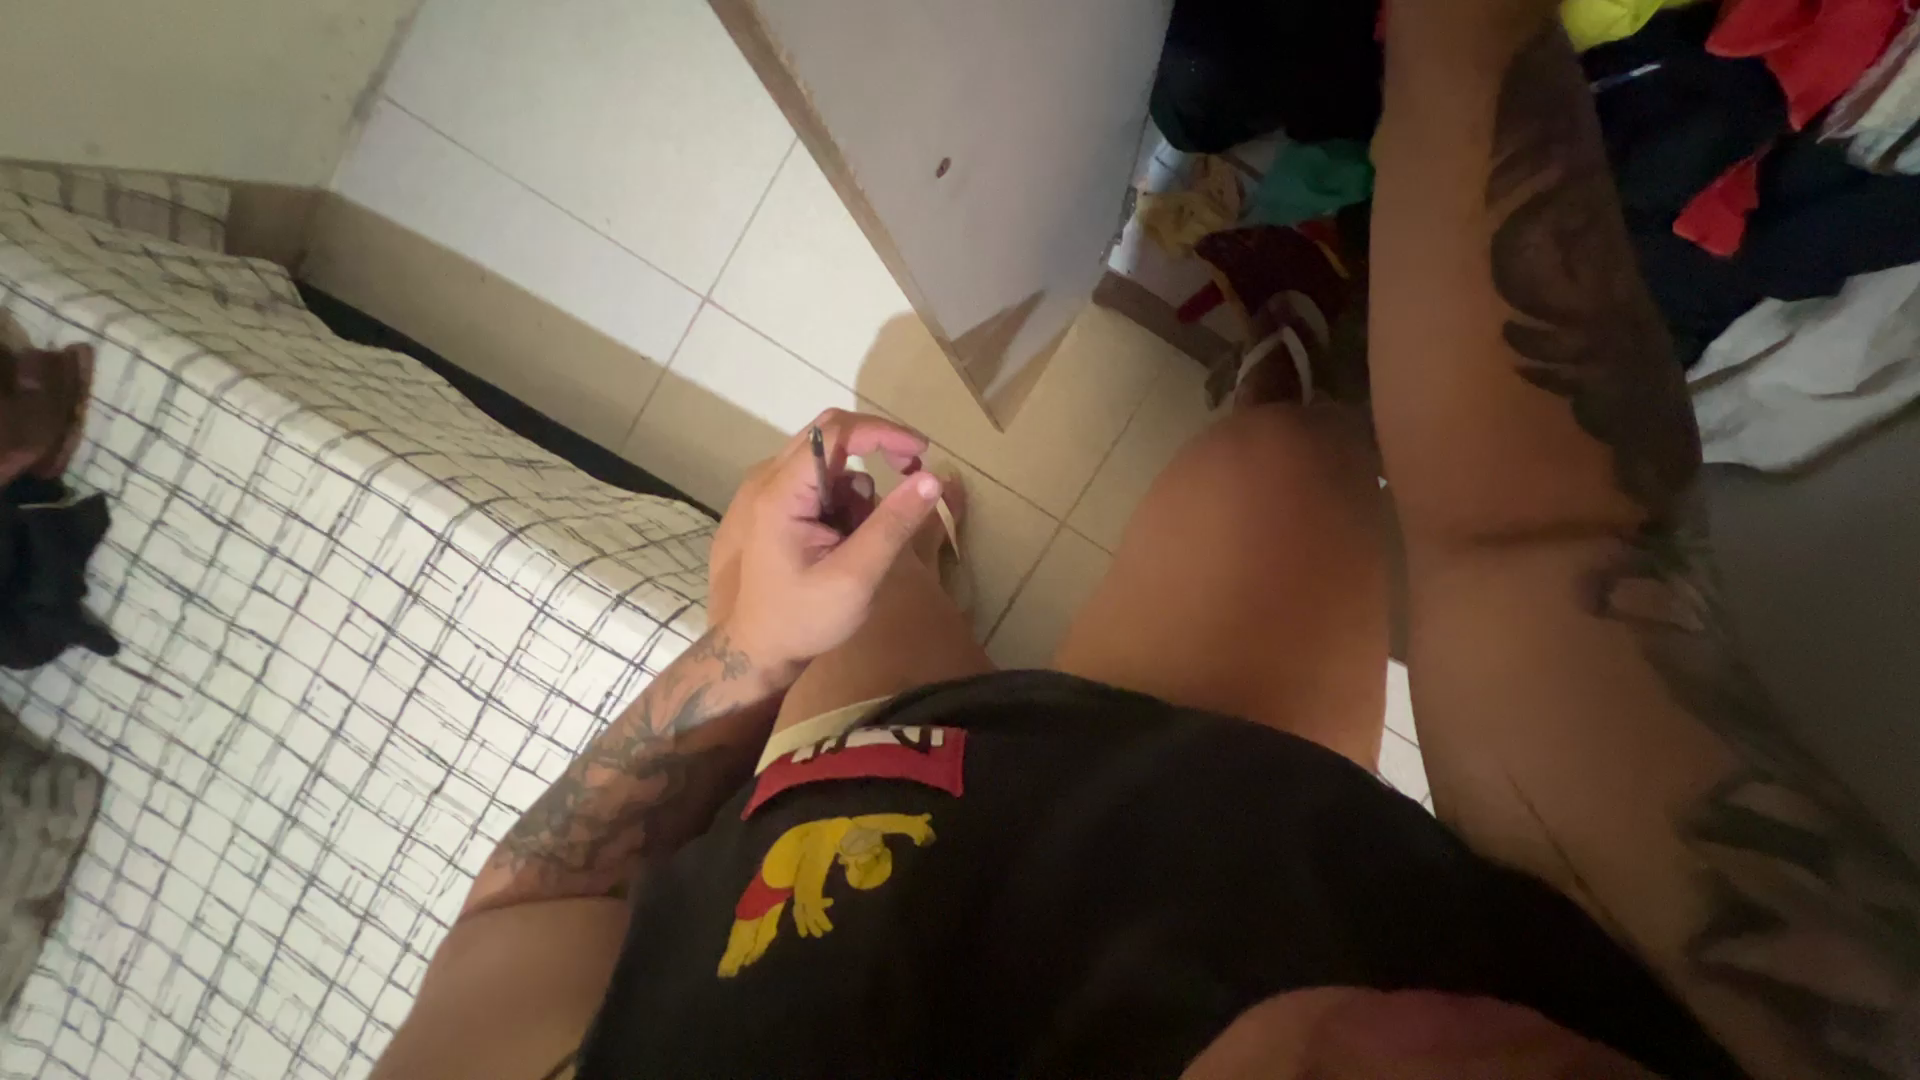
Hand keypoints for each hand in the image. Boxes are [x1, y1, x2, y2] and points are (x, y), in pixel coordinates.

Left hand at [708, 410, 942, 674]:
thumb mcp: (857, 576)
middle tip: (914, 474)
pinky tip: (847, 541)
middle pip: (833, 434)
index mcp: (781, 494)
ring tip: (863, 541)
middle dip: (879, 449)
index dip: (883, 432)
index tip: (921, 453)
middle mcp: (773, 480)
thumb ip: (893, 524)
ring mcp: (776, 490)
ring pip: (834, 460)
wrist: (761, 648)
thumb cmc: (805, 618)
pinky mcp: (784, 503)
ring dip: (861, 489)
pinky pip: (826, 481)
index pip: (835, 433)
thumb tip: (933, 478)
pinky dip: (849, 502)